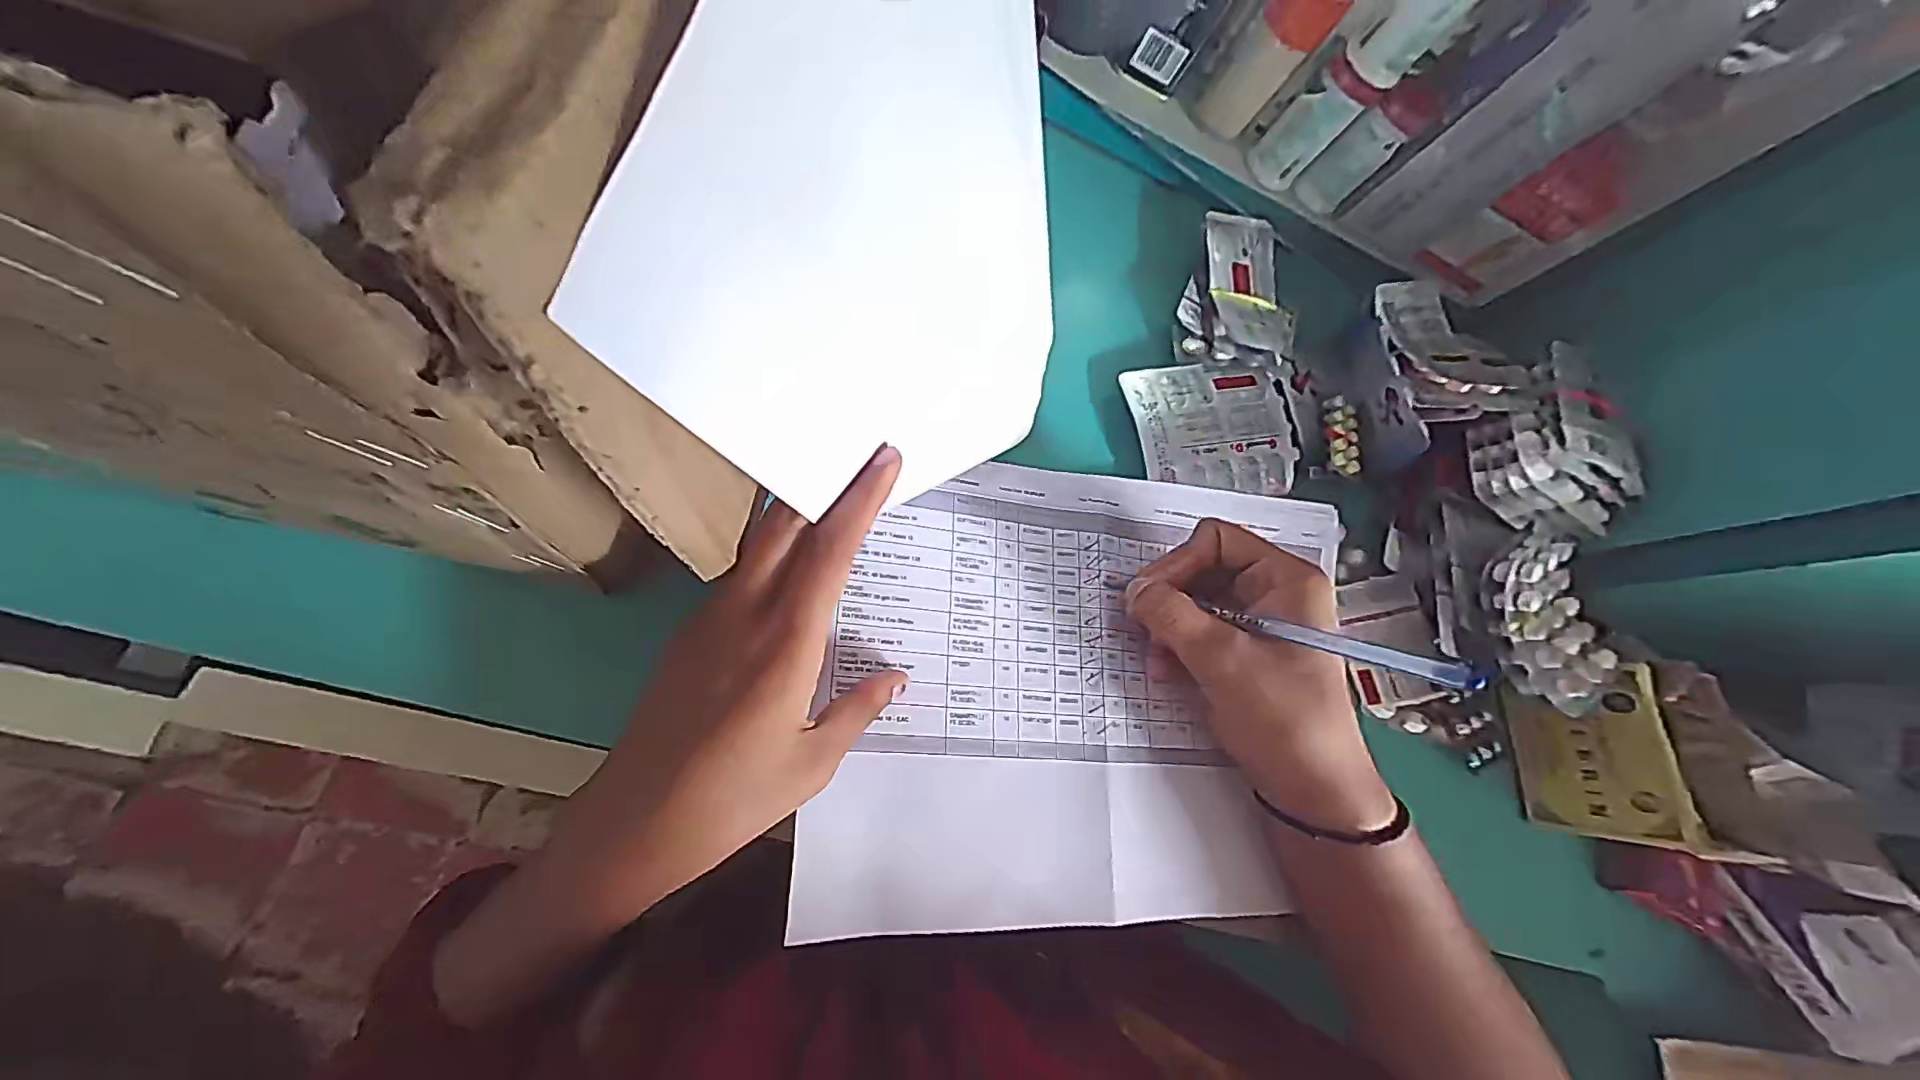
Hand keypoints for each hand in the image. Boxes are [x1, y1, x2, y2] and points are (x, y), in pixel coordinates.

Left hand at [543, 444, 906, 907]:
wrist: (632, 824)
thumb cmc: (732, 799)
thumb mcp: (811, 761)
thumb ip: (858, 709)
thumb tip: (896, 677)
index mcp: (786, 643)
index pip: (830, 552)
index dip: (859, 500)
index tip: (881, 461)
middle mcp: (746, 614)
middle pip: (786, 526)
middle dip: (824, 484)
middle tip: (857, 457)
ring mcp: (709, 618)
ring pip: (758, 544)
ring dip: (794, 514)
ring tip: (826, 501)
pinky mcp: (688, 632)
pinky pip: (739, 575)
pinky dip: (770, 555)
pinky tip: (785, 574)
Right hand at [1125, 519, 1393, 831]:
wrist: (1311, 786)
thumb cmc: (1288, 721)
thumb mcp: (1222, 659)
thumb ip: (1171, 615)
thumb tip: (1137, 591)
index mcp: (1287, 580)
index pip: (1216, 541)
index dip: (1178, 564)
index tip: (1151, 596)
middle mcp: (1274, 594)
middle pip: (1201, 570)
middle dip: (1169, 599)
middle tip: (1147, 626)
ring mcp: (1258, 623)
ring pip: (1194, 602)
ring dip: (1168, 626)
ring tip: (1159, 657)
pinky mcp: (1243, 651)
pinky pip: (1198, 630)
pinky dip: (1177, 645)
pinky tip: (1168, 669)